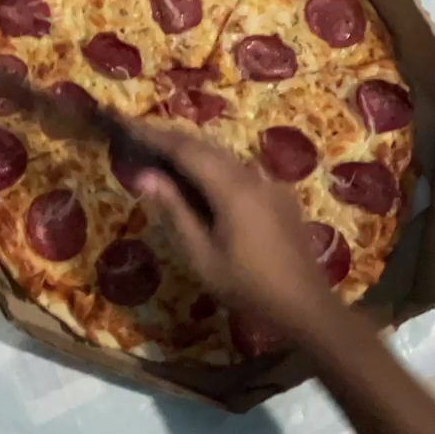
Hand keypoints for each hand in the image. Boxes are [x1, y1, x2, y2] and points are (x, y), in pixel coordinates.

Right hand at [129, 124, 324, 331]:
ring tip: (162, 155)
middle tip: (138, 137)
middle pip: (204, 145)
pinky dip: (212, 165)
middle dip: (170, 138)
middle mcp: (251, 175)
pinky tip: (201, 181)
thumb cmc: (248, 287)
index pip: (184, 149)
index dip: (153, 135)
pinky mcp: (277, 195)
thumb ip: (174, 211)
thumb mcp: (201, 255)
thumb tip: (145, 175)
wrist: (307, 308)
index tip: (127, 125)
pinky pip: (238, 169)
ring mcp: (268, 183)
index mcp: (231, 188)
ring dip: (191, 150)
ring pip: (223, 154)